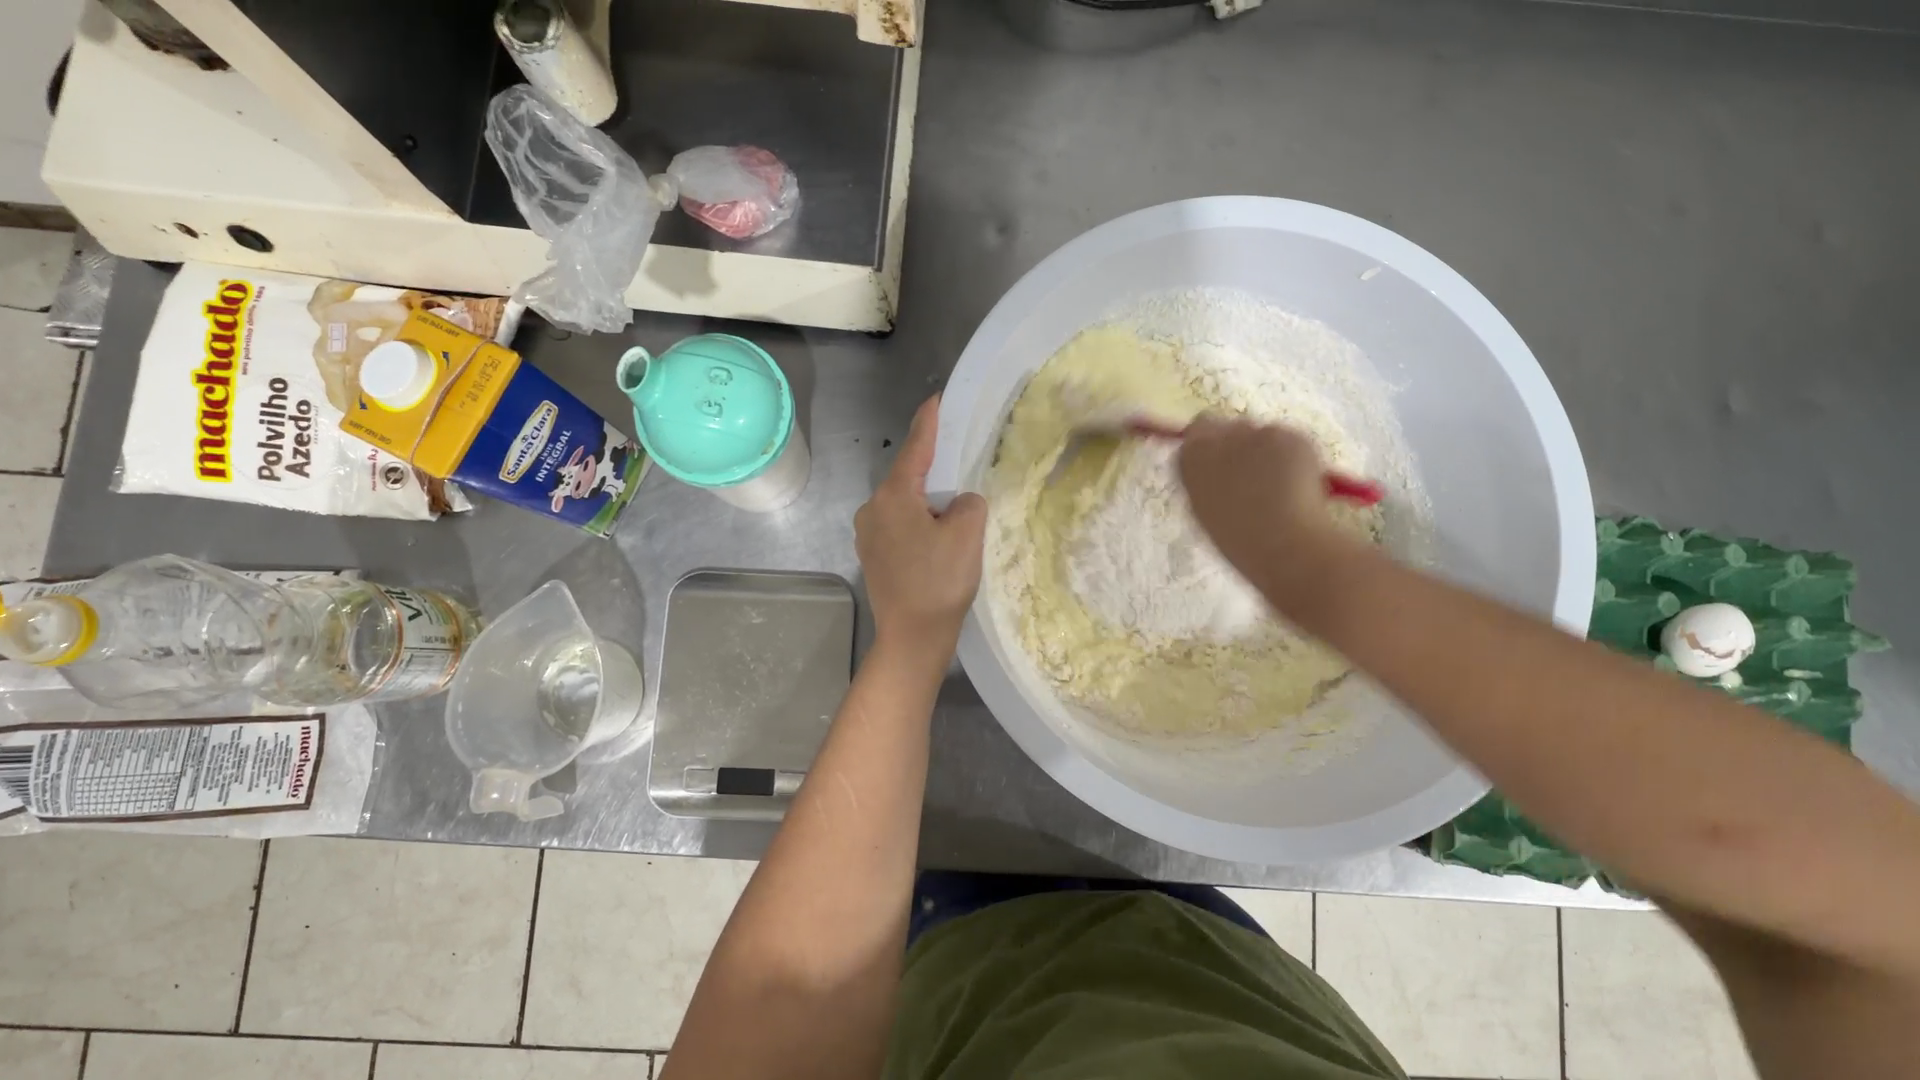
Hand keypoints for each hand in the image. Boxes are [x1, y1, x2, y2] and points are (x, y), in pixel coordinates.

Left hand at [855, 396, 987, 658]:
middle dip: (934, 471)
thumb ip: (967, 503)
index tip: (935, 399)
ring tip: (955, 514)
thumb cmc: (939, 582)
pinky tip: (937, 541)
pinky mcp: (873, 557)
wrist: (912, 639)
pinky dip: (919, 525)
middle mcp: (872, 508)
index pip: (916, 447)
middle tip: (962, 466)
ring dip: (927, 504)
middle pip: (908, 478)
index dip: (929, 422)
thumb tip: (957, 504)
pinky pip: (900, 527)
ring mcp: (868, 534)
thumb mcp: (967, 534)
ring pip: (904, 505)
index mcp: (893, 496)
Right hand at [1178, 415, 1346, 600]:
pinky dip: (1298, 457)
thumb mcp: (1204, 507)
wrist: (1282, 543)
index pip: (1198, 429)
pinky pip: (1293, 442)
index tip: (1226, 462)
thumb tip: (1217, 469)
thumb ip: (1206, 478)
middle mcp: (1222, 435)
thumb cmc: (1237, 538)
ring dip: (1272, 451)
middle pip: (1233, 427)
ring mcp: (1259, 432)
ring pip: (1266, 434)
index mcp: (1192, 456)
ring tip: (1282, 487)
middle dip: (1245, 443)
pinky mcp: (1292, 435)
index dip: (1214, 443)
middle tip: (1258, 474)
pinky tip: (1301, 486)